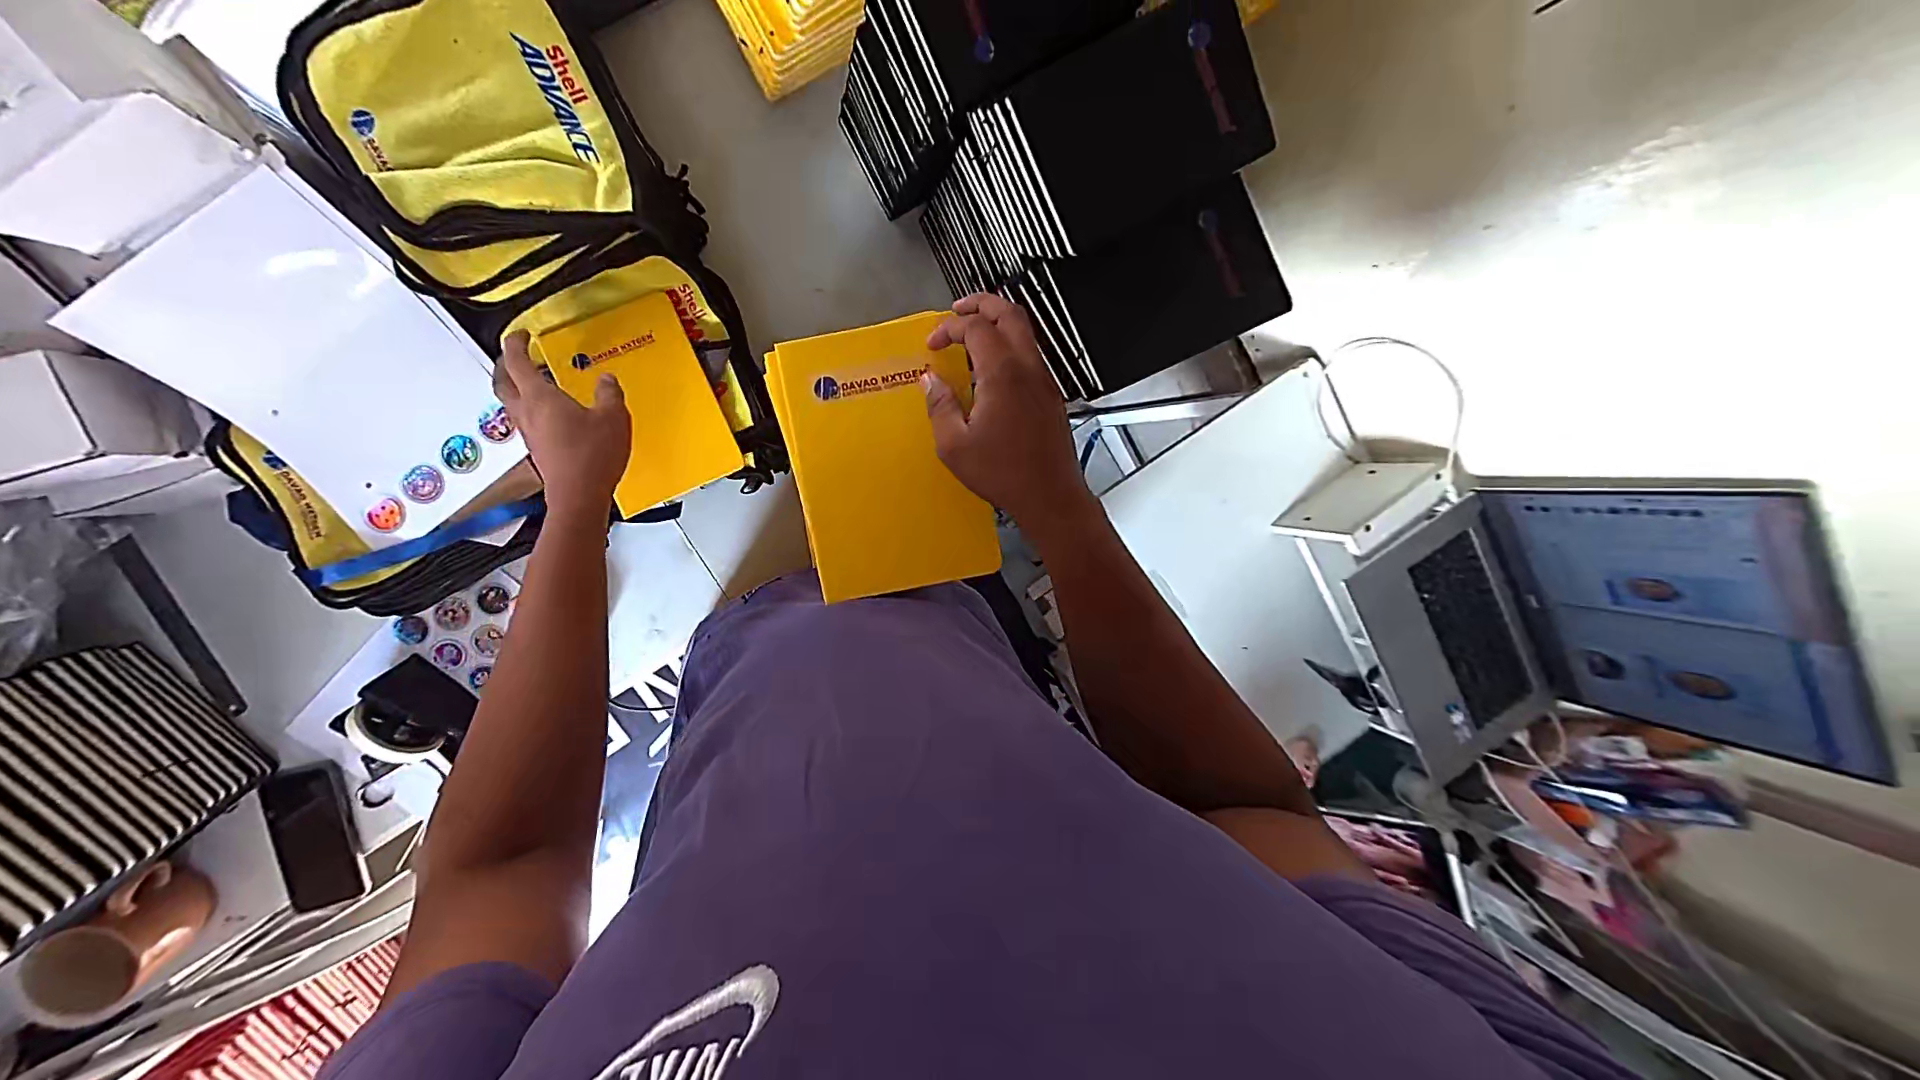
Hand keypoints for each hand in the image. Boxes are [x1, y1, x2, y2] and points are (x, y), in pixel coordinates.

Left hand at [494, 330, 629, 518]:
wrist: (580, 495)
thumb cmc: (592, 456)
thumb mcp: (613, 417)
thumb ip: (609, 394)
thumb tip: (606, 381)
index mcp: (540, 397)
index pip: (516, 361)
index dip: (515, 343)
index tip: (520, 334)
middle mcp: (527, 413)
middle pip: (503, 382)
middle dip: (505, 365)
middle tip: (515, 356)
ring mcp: (530, 433)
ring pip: (512, 403)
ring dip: (517, 388)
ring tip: (535, 383)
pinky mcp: (538, 450)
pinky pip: (527, 422)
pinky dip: (533, 410)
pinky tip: (553, 414)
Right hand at [924, 294, 1095, 537]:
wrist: (1050, 496)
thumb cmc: (1006, 475)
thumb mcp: (955, 445)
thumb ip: (940, 405)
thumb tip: (931, 381)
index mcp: (1003, 374)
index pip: (976, 327)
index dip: (949, 327)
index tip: (933, 343)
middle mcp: (1028, 370)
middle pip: (1009, 313)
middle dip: (981, 303)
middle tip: (959, 310)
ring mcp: (1045, 382)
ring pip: (1025, 333)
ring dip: (998, 325)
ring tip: (973, 337)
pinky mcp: (1051, 397)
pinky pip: (1030, 357)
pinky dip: (1009, 348)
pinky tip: (991, 372)